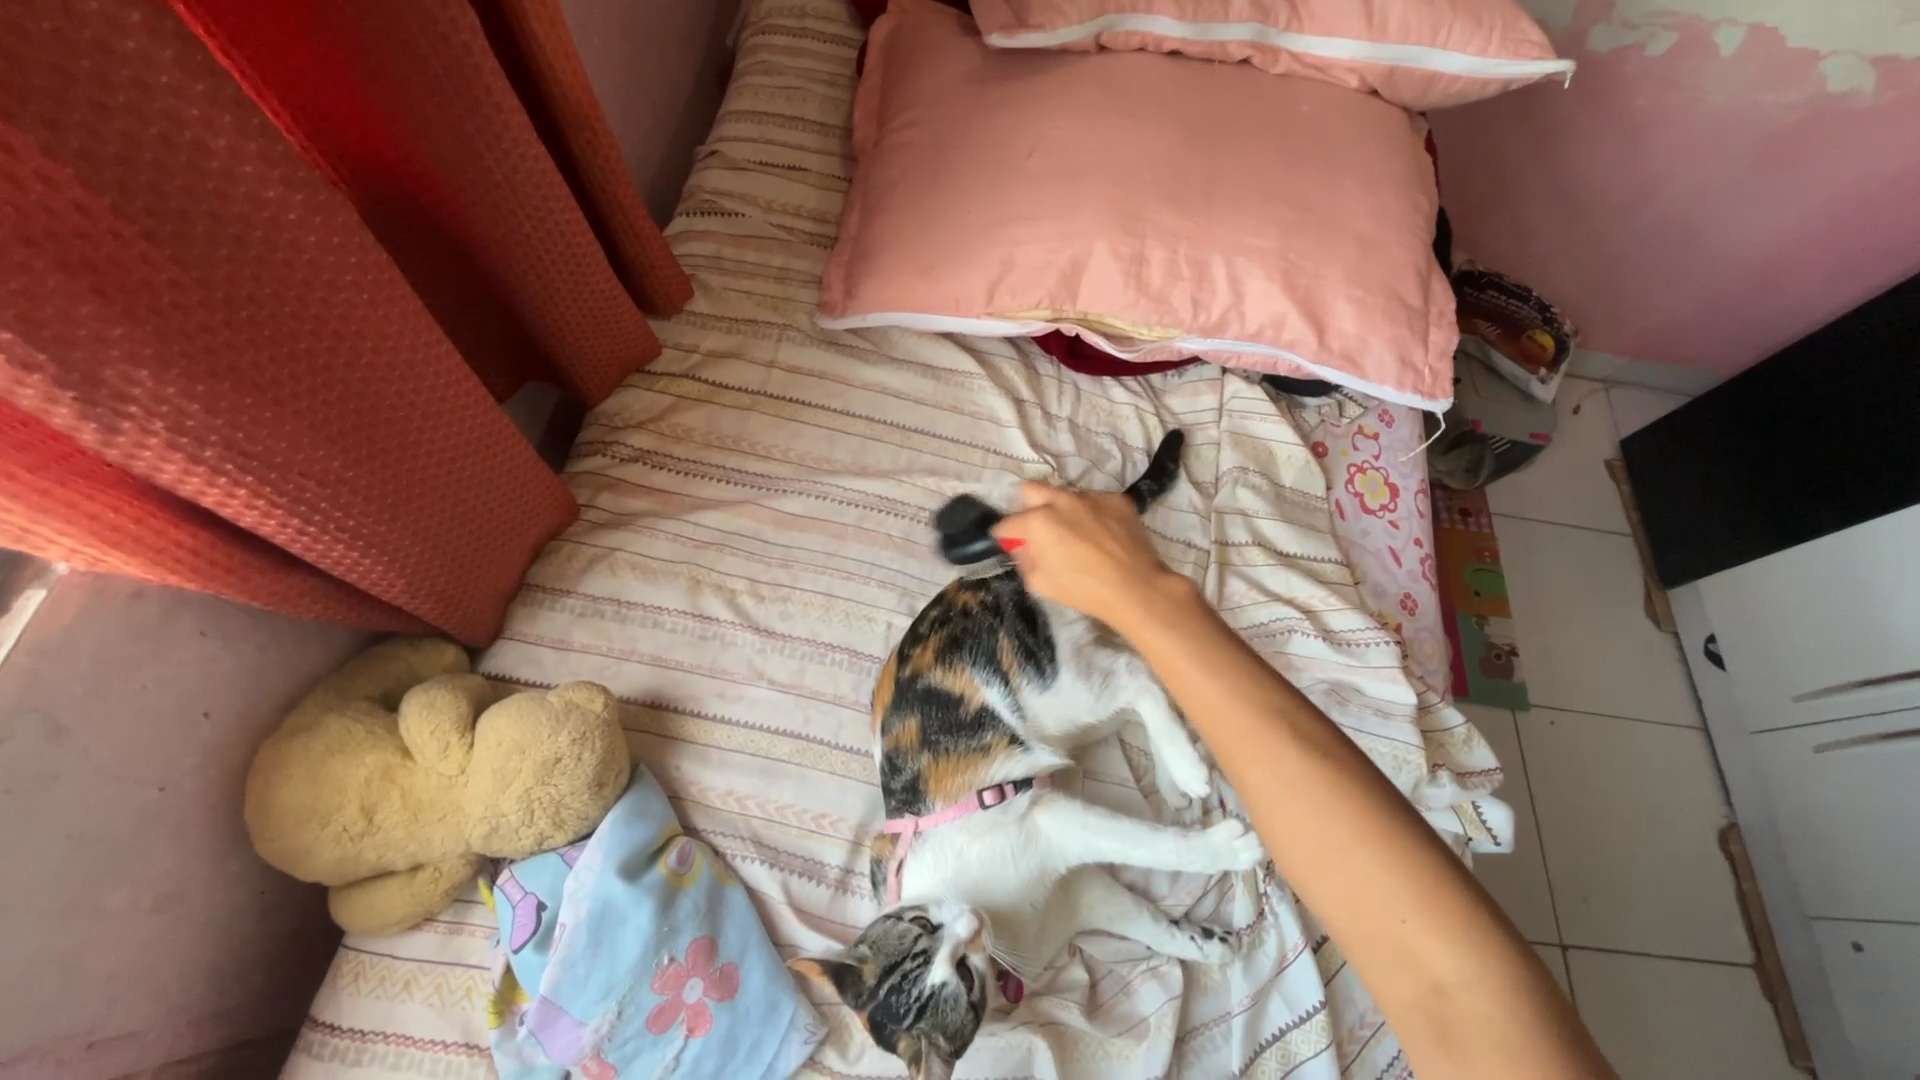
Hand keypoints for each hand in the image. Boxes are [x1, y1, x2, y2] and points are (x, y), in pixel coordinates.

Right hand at [990, 483, 1190, 630]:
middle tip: (1037, 528)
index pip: (1008, 523)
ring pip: (1066, 495)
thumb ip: (1025, 560)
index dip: (1004, 535)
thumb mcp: (1040, 583)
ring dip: (1062, 510)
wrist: (1136, 588)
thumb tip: (1024, 548)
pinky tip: (1101, 534)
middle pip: (1031, 490)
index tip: (1008, 542)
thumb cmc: (1083, 590)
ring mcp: (1091, 497)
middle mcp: (1062, 500)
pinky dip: (1091, 514)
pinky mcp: (1117, 500)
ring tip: (1075, 534)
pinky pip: (1095, 501)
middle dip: (1027, 507)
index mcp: (1038, 521)